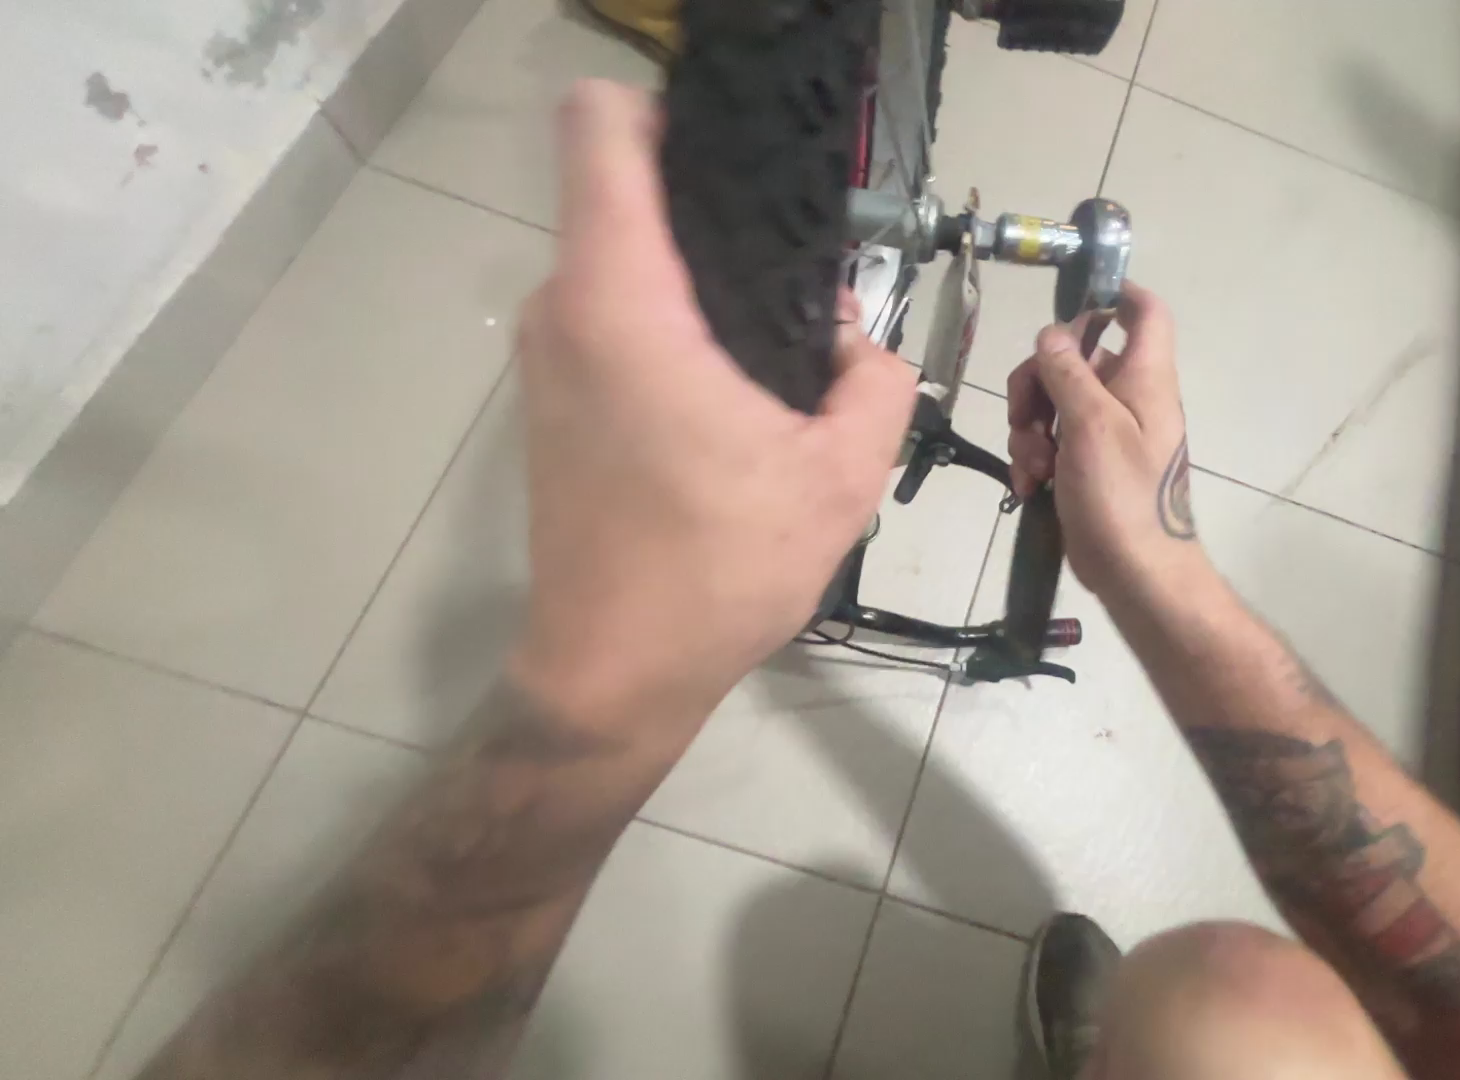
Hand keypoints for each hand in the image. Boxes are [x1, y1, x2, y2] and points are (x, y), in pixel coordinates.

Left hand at [511, 81, 917, 729]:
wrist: (619, 672)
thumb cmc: (724, 570)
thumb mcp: (843, 476)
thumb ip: (878, 384)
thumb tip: (858, 343)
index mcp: (627, 305)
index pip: (607, 130)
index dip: (676, 118)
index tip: (750, 169)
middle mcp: (566, 312)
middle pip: (635, 202)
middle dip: (725, 224)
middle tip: (808, 290)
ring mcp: (548, 361)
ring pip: (631, 269)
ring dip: (709, 291)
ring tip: (783, 357)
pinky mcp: (554, 406)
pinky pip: (618, 325)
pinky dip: (678, 335)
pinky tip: (736, 401)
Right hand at [1006, 283, 1211, 600]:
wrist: (1133, 570)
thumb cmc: (1121, 495)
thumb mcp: (1091, 426)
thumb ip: (1069, 372)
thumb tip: (1051, 334)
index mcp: (1144, 377)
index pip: (1144, 313)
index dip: (1114, 295)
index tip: (1071, 302)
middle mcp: (1127, 397)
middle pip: (1075, 358)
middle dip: (1037, 385)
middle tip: (1024, 418)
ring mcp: (1105, 432)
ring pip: (1053, 402)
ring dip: (1030, 430)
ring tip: (1034, 467)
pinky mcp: (1084, 463)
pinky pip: (1050, 441)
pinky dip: (1034, 459)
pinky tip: (1031, 486)